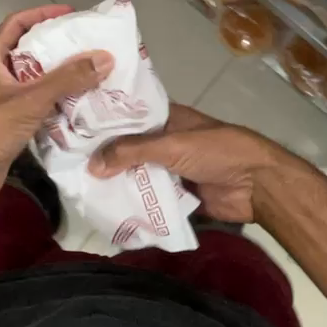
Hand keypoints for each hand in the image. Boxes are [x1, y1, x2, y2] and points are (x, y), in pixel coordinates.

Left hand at [0, 5, 113, 202]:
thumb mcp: (30, 99)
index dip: (42, 15)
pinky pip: (35, 102)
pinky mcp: (8, 121)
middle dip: (57, 47)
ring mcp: (0, 99)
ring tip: (90, 72)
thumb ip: (67, 78)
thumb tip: (104, 57)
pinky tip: (79, 103)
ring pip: (34, 79)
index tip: (71, 14)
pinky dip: (55, 100)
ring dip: (59, 76)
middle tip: (88, 45)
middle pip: (28, 50)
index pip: (16, 24)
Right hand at [88, 104, 291, 224]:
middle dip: (106, 157)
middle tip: (69, 165)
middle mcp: (166, 141)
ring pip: (138, 174)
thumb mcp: (171, 144)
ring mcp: (172, 169)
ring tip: (81, 189)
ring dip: (118, 182)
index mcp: (167, 118)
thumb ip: (131, 151)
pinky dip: (135, 204)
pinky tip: (108, 209)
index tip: (73, 129)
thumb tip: (92, 165)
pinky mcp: (178, 195)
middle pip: (130, 149)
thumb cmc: (216, 151)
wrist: (257, 185)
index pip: (129, 117)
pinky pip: (151, 199)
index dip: (104, 122)